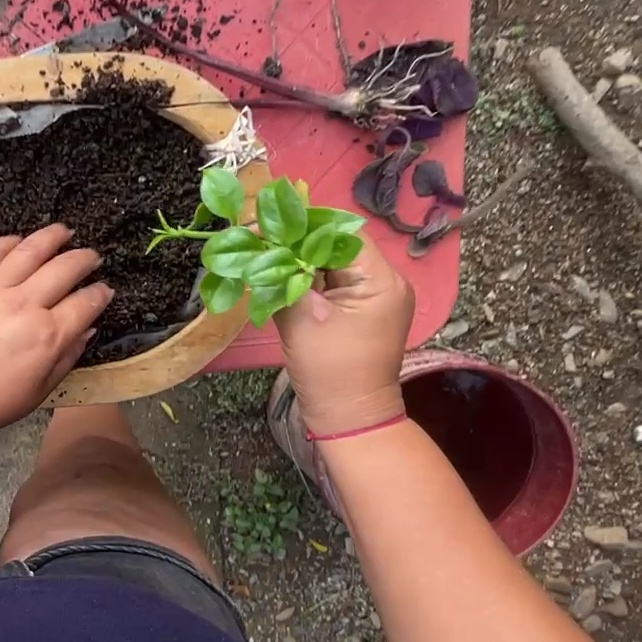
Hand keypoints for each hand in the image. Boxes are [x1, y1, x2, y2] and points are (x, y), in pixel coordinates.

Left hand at [0, 225, 111, 446]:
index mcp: (47, 336)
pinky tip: (20, 240)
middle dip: (85, 259)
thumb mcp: (38, 391)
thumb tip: (86, 330)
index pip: (86, 303)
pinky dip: (10, 242)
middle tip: (92, 257)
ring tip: (64, 232)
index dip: (101, 294)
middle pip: (64, 268)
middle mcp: (24, 305)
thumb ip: (67, 357)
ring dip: (52, 236)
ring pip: (31, 250)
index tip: (105, 290)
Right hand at [273, 235, 413, 436]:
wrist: (348, 416)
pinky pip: (330, 283)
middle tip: (257, 240)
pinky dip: (303, 279)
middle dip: (295, 242)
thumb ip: (284, 278)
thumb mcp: (302, 319)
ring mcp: (372, 297)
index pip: (342, 233)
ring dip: (297, 260)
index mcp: (380, 280)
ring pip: (330, 263)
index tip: (265, 226)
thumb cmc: (329, 370)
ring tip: (262, 256)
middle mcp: (384, 282)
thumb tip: (260, 246)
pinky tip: (277, 279)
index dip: (303, 225)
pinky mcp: (358, 310)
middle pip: (335, 245)